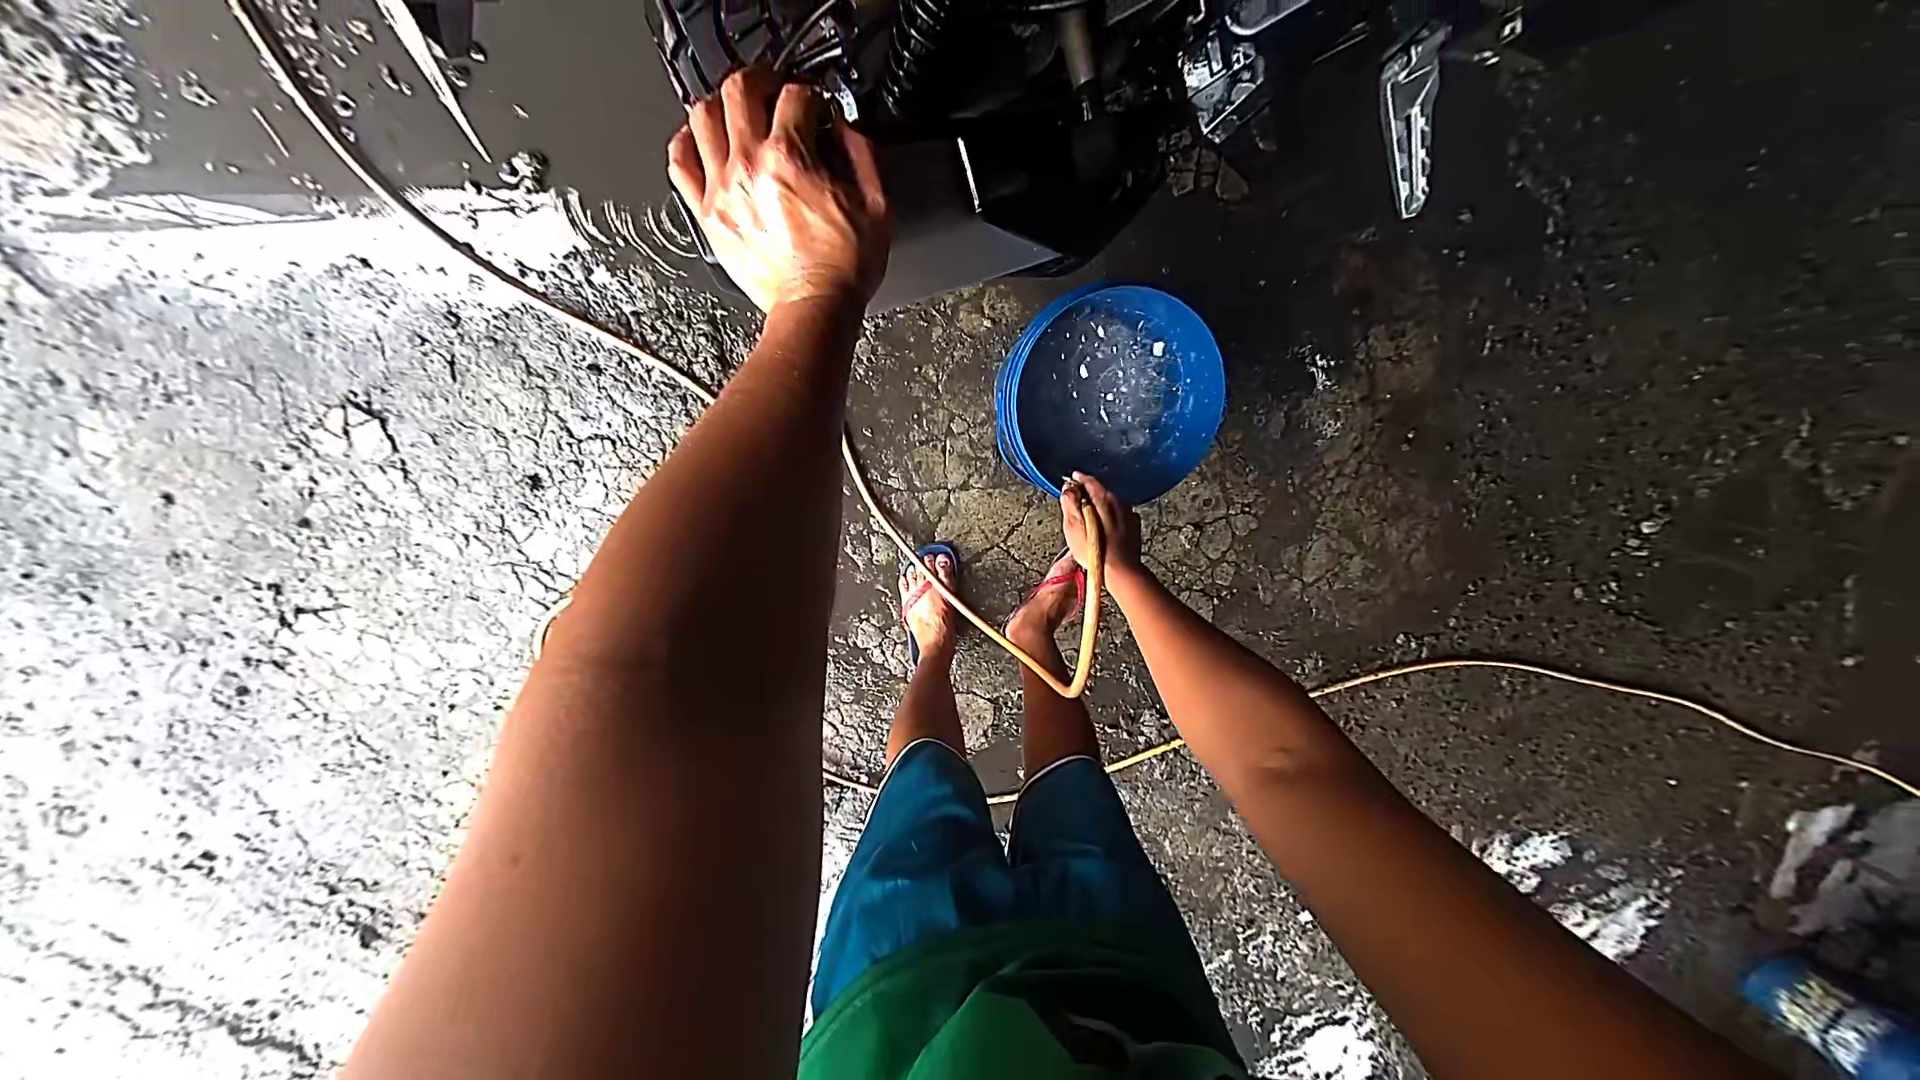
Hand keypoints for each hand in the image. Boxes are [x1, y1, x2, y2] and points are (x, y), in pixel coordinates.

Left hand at [667, 67, 890, 312]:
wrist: (815, 309)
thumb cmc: (842, 269)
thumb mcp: (876, 206)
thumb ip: (861, 153)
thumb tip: (843, 125)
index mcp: (791, 160)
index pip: (794, 95)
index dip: (810, 95)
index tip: (815, 110)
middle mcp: (749, 168)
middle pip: (739, 88)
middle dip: (762, 82)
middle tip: (773, 95)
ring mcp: (723, 190)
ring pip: (702, 115)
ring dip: (722, 105)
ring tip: (738, 115)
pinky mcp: (709, 215)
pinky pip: (679, 162)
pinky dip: (687, 142)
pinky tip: (703, 143)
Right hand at [1061, 472, 1142, 579]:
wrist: (1121, 571)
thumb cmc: (1095, 551)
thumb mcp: (1073, 526)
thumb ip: (1070, 503)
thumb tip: (1068, 488)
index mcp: (1104, 499)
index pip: (1090, 481)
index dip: (1079, 479)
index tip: (1073, 478)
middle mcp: (1119, 502)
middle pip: (1102, 492)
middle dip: (1089, 493)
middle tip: (1078, 498)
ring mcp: (1129, 515)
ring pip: (1112, 503)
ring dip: (1100, 505)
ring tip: (1089, 514)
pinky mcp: (1134, 528)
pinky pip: (1119, 515)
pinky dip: (1110, 516)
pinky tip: (1104, 527)